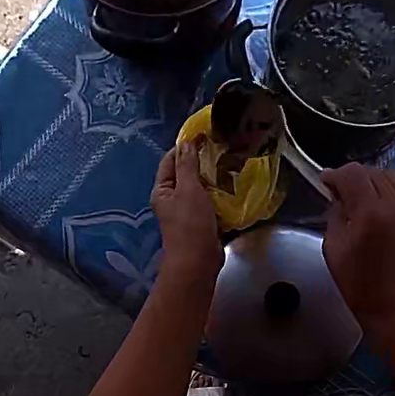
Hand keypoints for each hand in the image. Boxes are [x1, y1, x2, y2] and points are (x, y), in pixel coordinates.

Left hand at [151, 139, 221, 285]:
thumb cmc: (190, 224)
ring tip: (229, 162)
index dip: (185, 146)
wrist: (198, 261)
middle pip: (185, 173)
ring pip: (199, 187)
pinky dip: (219, 193)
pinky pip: (210, 201)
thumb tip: (186, 141)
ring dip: (212, 177)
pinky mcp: (202, 221)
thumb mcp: (188, 189)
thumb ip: (188, 164)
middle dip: (201, 160)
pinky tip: (232, 185)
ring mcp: (187, 211)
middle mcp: (171, 199)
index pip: (170, 160)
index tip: (204, 134)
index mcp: (162, 190)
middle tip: (221, 147)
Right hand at [321, 163, 394, 336]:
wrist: (390, 300)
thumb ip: (336, 213)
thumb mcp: (333, 245)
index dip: (336, 174)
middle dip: (353, 177)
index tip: (326, 180)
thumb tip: (338, 195)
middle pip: (373, 171)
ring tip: (363, 196)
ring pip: (393, 176)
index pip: (353, 174)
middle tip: (341, 190)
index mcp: (370, 214)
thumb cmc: (355, 279)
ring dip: (374, 181)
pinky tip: (381, 209)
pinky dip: (390, 193)